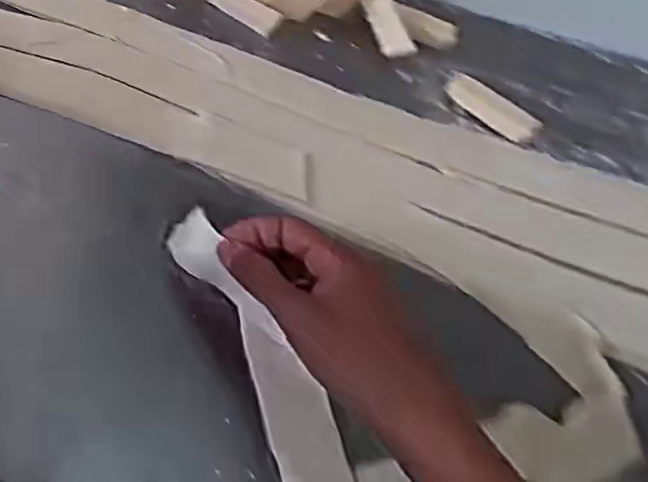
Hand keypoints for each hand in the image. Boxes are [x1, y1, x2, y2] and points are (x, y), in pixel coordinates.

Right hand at [218, 217, 509, 478]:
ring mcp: (365, 295)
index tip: (226, 248)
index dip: (250, 232)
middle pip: (297, 243)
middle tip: (234, 269)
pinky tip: (287, 318)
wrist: (422, 422)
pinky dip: (296, 294)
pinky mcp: (368, 320)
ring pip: (308, 268)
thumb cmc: (370, 371)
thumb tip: (232, 250)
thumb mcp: (296, 316)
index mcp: (341, 260)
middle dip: (260, 251)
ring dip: (277, 274)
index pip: (285, 225)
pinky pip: (322, 290)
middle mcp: (356, 271)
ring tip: (257, 295)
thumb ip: (257, 277)